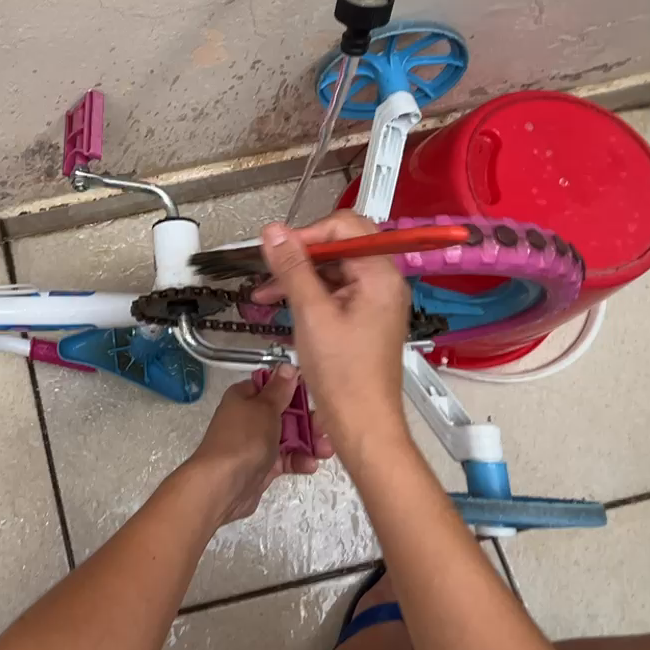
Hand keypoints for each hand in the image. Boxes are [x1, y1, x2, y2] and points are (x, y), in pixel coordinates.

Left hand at [182, 367, 332, 525]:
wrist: (224, 484)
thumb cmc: (244, 438)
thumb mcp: (264, 408)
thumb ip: (279, 389)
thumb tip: (287, 366)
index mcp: (244, 396)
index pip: (271, 385)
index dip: (293, 388)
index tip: (316, 393)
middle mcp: (249, 417)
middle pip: (285, 412)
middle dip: (308, 419)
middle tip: (326, 427)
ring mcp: (256, 442)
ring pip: (289, 437)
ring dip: (309, 442)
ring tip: (326, 450)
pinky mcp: (263, 465)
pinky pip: (286, 458)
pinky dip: (298, 460)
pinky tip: (311, 465)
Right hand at [251, 214, 410, 449]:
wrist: (361, 422)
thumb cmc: (344, 375)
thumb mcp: (310, 312)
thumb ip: (293, 267)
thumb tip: (275, 232)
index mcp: (379, 275)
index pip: (344, 227)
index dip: (308, 233)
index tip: (279, 248)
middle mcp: (383, 282)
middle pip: (339, 245)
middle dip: (300, 254)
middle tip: (270, 267)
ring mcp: (374, 299)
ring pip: (333, 268)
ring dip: (298, 274)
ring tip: (266, 290)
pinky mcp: (363, 316)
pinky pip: (334, 290)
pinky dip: (307, 292)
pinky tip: (282, 303)